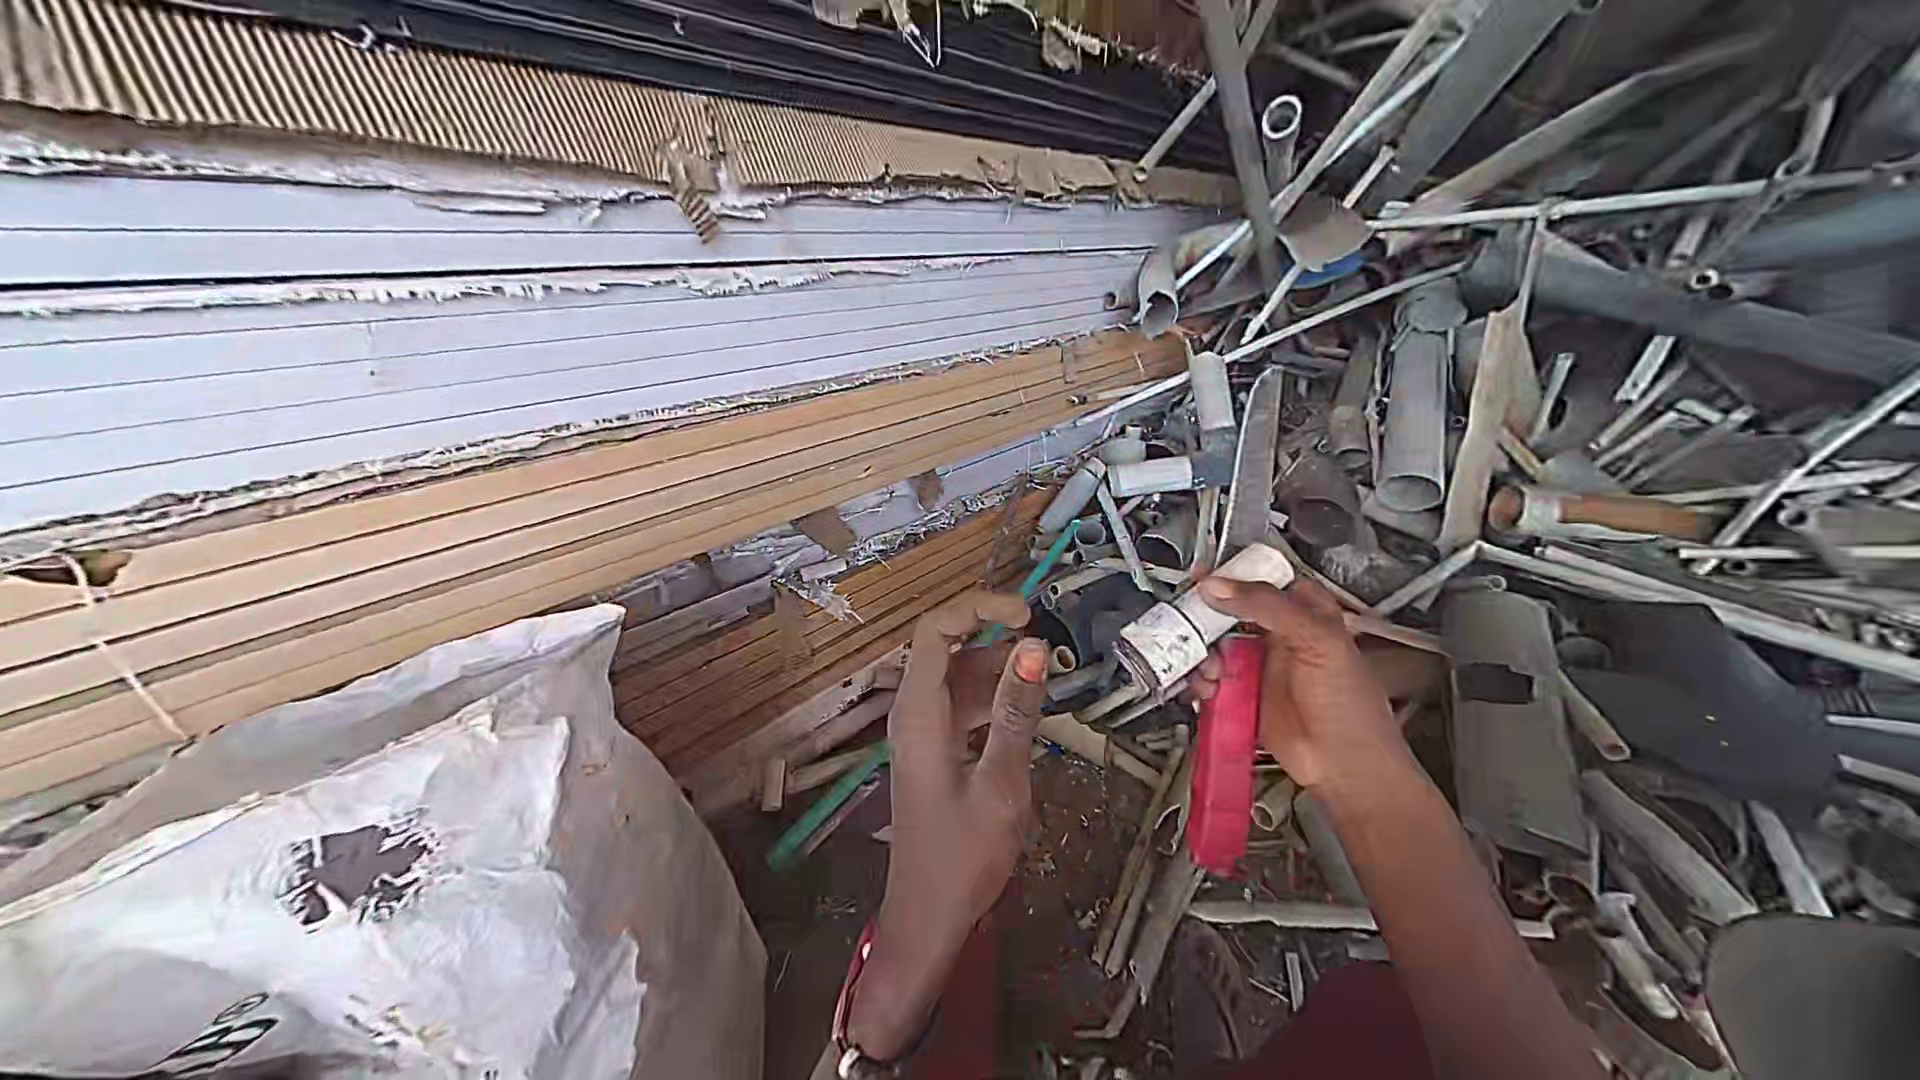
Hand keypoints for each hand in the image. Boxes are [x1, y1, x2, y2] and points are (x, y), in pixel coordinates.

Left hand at [846, 591, 1049, 1059]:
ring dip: (998, 668)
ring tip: (1044, 680)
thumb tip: (1034, 647)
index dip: (978, 606)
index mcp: (919, 711)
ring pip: (957, 674)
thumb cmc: (962, 858)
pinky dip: (992, 697)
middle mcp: (913, 710)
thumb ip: (1017, 712)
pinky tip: (1025, 711)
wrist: (928, 916)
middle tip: (1043, 648)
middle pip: (945, 645)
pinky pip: (961, 702)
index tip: (1026, 612)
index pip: (936, 629)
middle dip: (995, 636)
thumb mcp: (1002, 783)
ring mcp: (921, 728)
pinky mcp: (934, 745)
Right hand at [1188, 578, 1413, 795]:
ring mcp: (1257, 664)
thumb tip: (1216, 586)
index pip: (1260, 580)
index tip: (1201, 578)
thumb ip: (1266, 605)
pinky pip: (1208, 678)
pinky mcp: (1240, 693)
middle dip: (1205, 620)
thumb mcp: (1315, 638)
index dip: (1230, 576)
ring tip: (1211, 671)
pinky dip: (1200, 681)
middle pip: (1226, 612)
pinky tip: (1208, 689)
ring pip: (1212, 645)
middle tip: (1191, 627)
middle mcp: (1276, 635)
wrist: (1343, 766)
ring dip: (1201, 655)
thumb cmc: (1348, 705)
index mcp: (1302, 612)